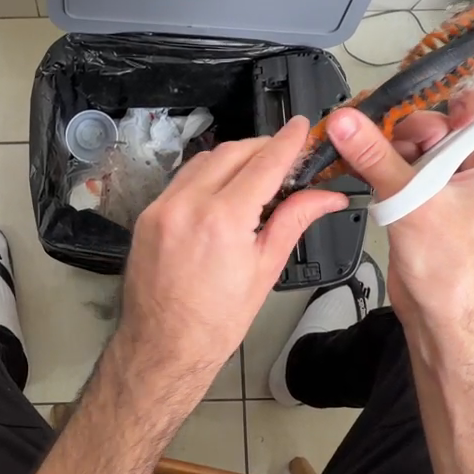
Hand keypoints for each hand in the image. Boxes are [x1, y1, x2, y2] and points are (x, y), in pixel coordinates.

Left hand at [114, 116, 346, 405]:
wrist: (163, 347)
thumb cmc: (216, 322)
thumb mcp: (264, 270)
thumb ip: (293, 221)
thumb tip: (327, 197)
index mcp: (222, 220)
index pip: (264, 164)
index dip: (288, 142)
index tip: (303, 126)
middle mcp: (186, 205)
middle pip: (232, 153)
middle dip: (262, 147)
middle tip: (287, 155)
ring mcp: (161, 208)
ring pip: (203, 161)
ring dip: (233, 159)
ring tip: (258, 173)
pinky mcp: (147, 216)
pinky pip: (181, 180)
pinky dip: (206, 176)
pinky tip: (224, 190)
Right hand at [325, 84, 473, 324]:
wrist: (441, 317)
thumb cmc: (453, 269)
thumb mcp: (414, 201)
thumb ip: (377, 155)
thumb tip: (346, 121)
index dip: (461, 99)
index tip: (427, 113)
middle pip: (448, 120)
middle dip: (415, 130)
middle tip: (397, 151)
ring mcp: (455, 185)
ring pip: (422, 143)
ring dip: (394, 151)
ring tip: (381, 172)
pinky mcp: (430, 200)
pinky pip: (408, 167)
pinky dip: (387, 167)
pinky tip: (370, 175)